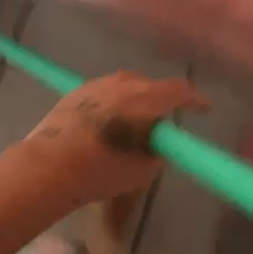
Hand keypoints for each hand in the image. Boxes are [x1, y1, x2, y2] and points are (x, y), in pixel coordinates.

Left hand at [25, 73, 207, 202]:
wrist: (49, 164)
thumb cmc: (99, 170)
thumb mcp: (141, 170)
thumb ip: (157, 152)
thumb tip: (158, 143)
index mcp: (144, 99)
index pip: (178, 91)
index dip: (194, 99)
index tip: (203, 109)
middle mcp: (123, 83)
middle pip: (151, 86)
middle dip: (161, 102)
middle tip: (162, 125)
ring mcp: (98, 83)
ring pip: (127, 85)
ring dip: (136, 100)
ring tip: (134, 125)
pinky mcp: (78, 89)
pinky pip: (107, 91)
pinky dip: (115, 102)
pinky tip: (108, 123)